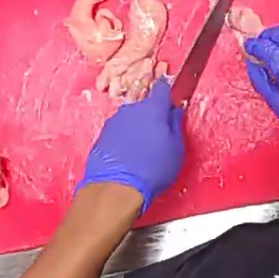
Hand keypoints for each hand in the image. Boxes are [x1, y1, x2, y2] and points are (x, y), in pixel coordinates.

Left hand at [79, 80, 186, 207]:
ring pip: (130, 120)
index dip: (168, 92)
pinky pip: (118, 133)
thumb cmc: (151, 169)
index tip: (171, 99)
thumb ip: (177, 125)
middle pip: (145, 106)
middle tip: (160, 135)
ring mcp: (113, 122)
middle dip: (153, 116)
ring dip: (137, 129)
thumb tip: (176, 112)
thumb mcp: (176, 149)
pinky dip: (124, 140)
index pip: (162, 89)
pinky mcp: (102, 136)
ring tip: (143, 151)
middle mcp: (130, 110)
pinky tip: (129, 157)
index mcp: (152, 109)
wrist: (115, 188)